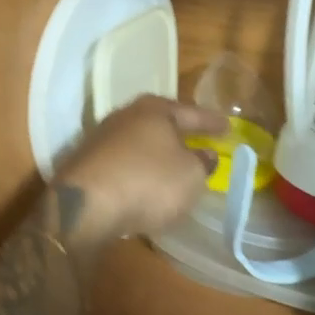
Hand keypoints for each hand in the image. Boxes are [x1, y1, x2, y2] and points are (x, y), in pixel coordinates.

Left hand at [54, 95, 225, 244]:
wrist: (85, 204)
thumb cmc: (148, 181)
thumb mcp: (190, 175)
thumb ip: (202, 163)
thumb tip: (205, 154)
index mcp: (154, 110)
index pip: (191, 113)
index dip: (212, 122)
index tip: (229, 127)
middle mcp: (125, 116)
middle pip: (160, 124)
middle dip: (180, 134)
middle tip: (200, 141)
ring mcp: (102, 139)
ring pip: (140, 143)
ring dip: (157, 154)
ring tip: (175, 166)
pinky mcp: (88, 164)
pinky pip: (124, 164)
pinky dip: (139, 171)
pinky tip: (146, 184)